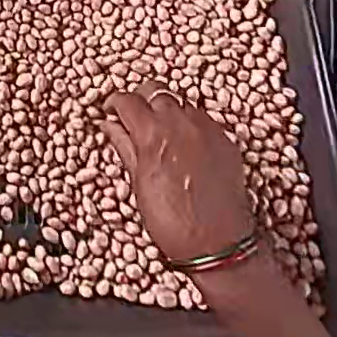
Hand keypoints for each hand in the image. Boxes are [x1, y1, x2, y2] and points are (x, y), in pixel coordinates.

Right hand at [101, 82, 255, 262]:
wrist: (218, 246)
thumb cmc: (174, 222)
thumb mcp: (138, 183)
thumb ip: (125, 146)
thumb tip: (110, 126)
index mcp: (152, 133)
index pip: (127, 100)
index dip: (114, 103)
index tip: (111, 111)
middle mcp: (181, 124)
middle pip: (155, 90)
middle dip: (141, 100)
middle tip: (133, 118)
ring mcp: (207, 130)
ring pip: (180, 101)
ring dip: (166, 109)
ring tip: (160, 131)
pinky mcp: (226, 141)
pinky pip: (203, 119)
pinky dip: (189, 123)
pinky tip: (184, 143)